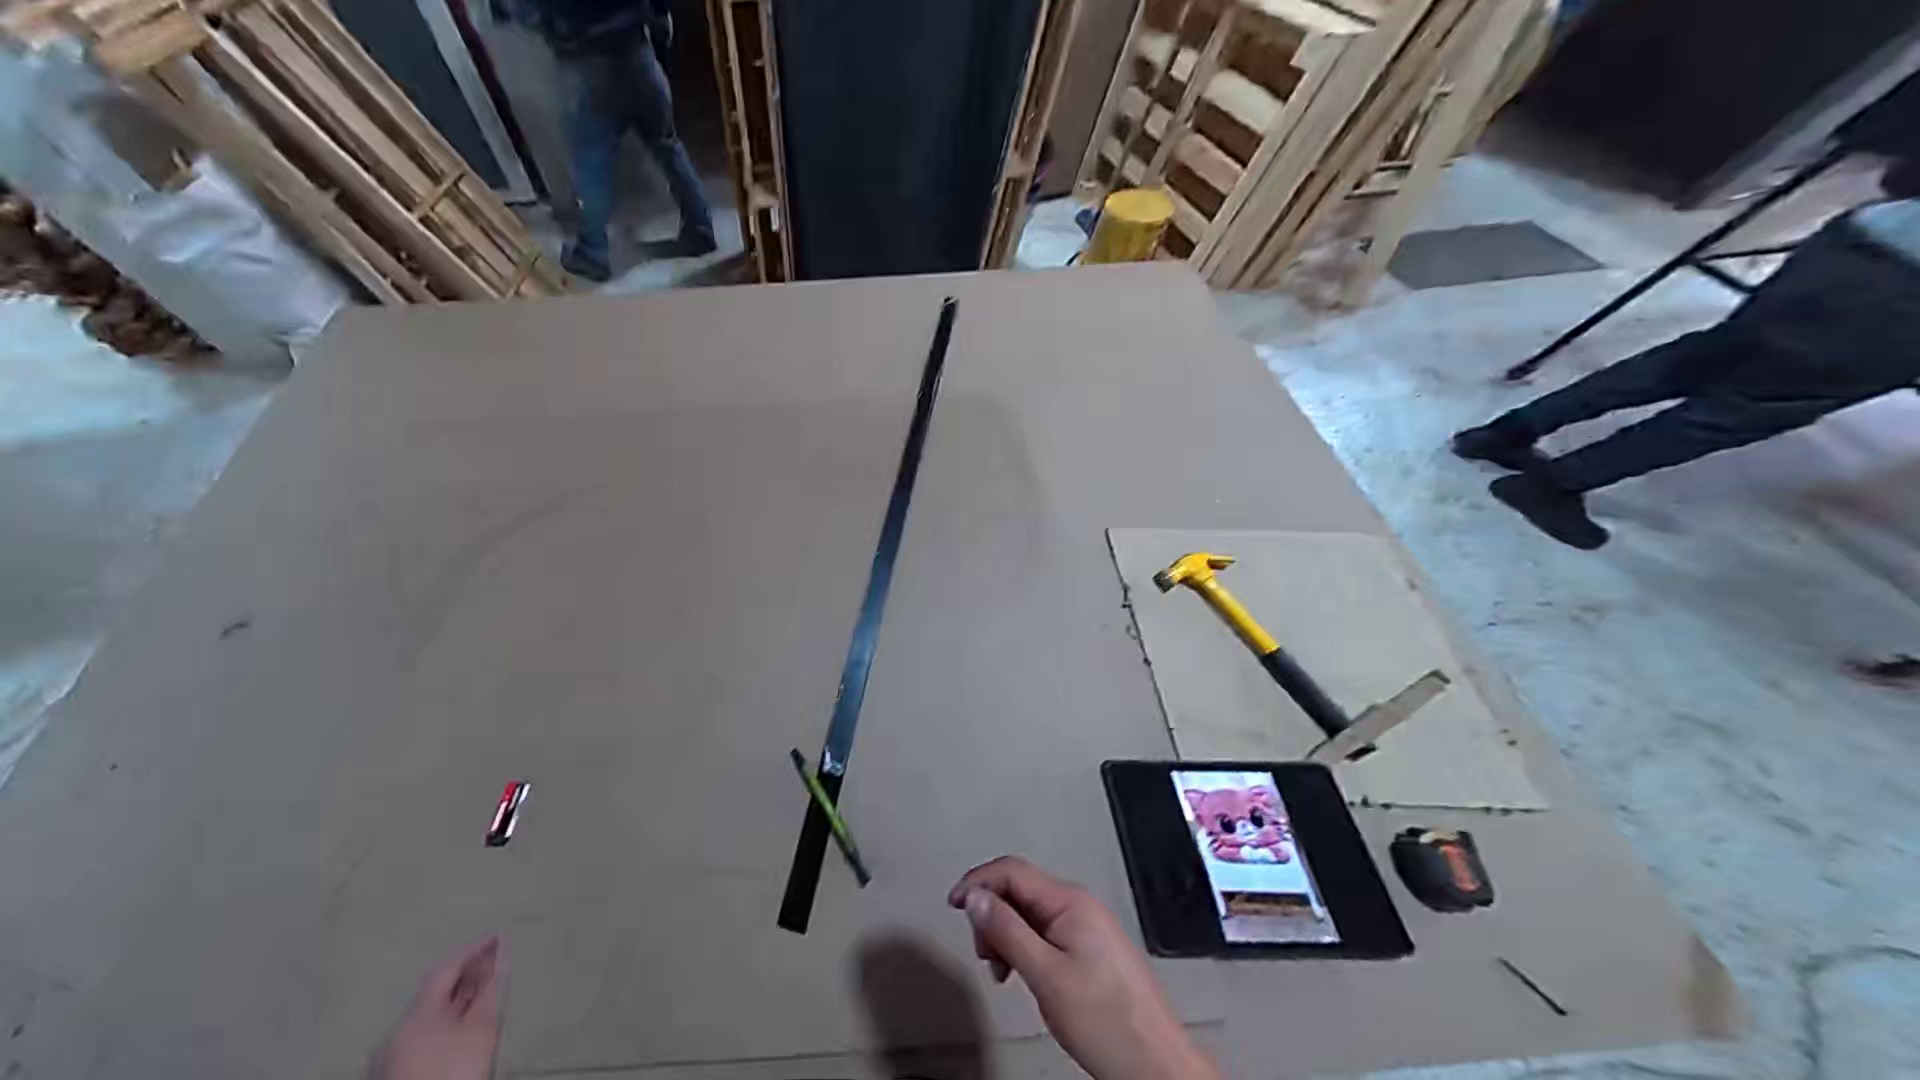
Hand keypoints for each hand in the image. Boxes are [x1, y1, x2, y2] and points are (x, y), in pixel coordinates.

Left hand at [371, 938, 503, 1079]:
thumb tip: (500, 960)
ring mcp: (393, 1053)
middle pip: (436, 989)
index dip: (474, 949)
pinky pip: (426, 1029)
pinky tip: (467, 1018)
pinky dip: (449, 1015)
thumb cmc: (455, 1072)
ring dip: (460, 994)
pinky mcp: (397, 1069)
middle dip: (468, 972)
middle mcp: (398, 1030)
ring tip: (488, 984)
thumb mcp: (481, 1029)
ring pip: (431, 1010)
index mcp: (416, 1015)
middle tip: (498, 958)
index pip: (446, 967)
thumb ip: (491, 990)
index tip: (499, 937)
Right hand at [950, 857, 1218, 1079]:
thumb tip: (977, 898)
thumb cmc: (1110, 1025)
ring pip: (1030, 912)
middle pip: (1019, 889)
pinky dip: (1024, 947)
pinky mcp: (1089, 947)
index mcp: (1071, 902)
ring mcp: (1087, 926)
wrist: (1156, 1063)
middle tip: (984, 952)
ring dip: (1006, 934)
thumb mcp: (1045, 975)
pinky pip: (1045, 931)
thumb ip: (1007, 931)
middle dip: (992, 915)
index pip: (1012, 870)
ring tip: (1004, 970)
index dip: (978, 882)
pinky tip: (1023, 974)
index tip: (954, 902)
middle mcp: (1080, 906)